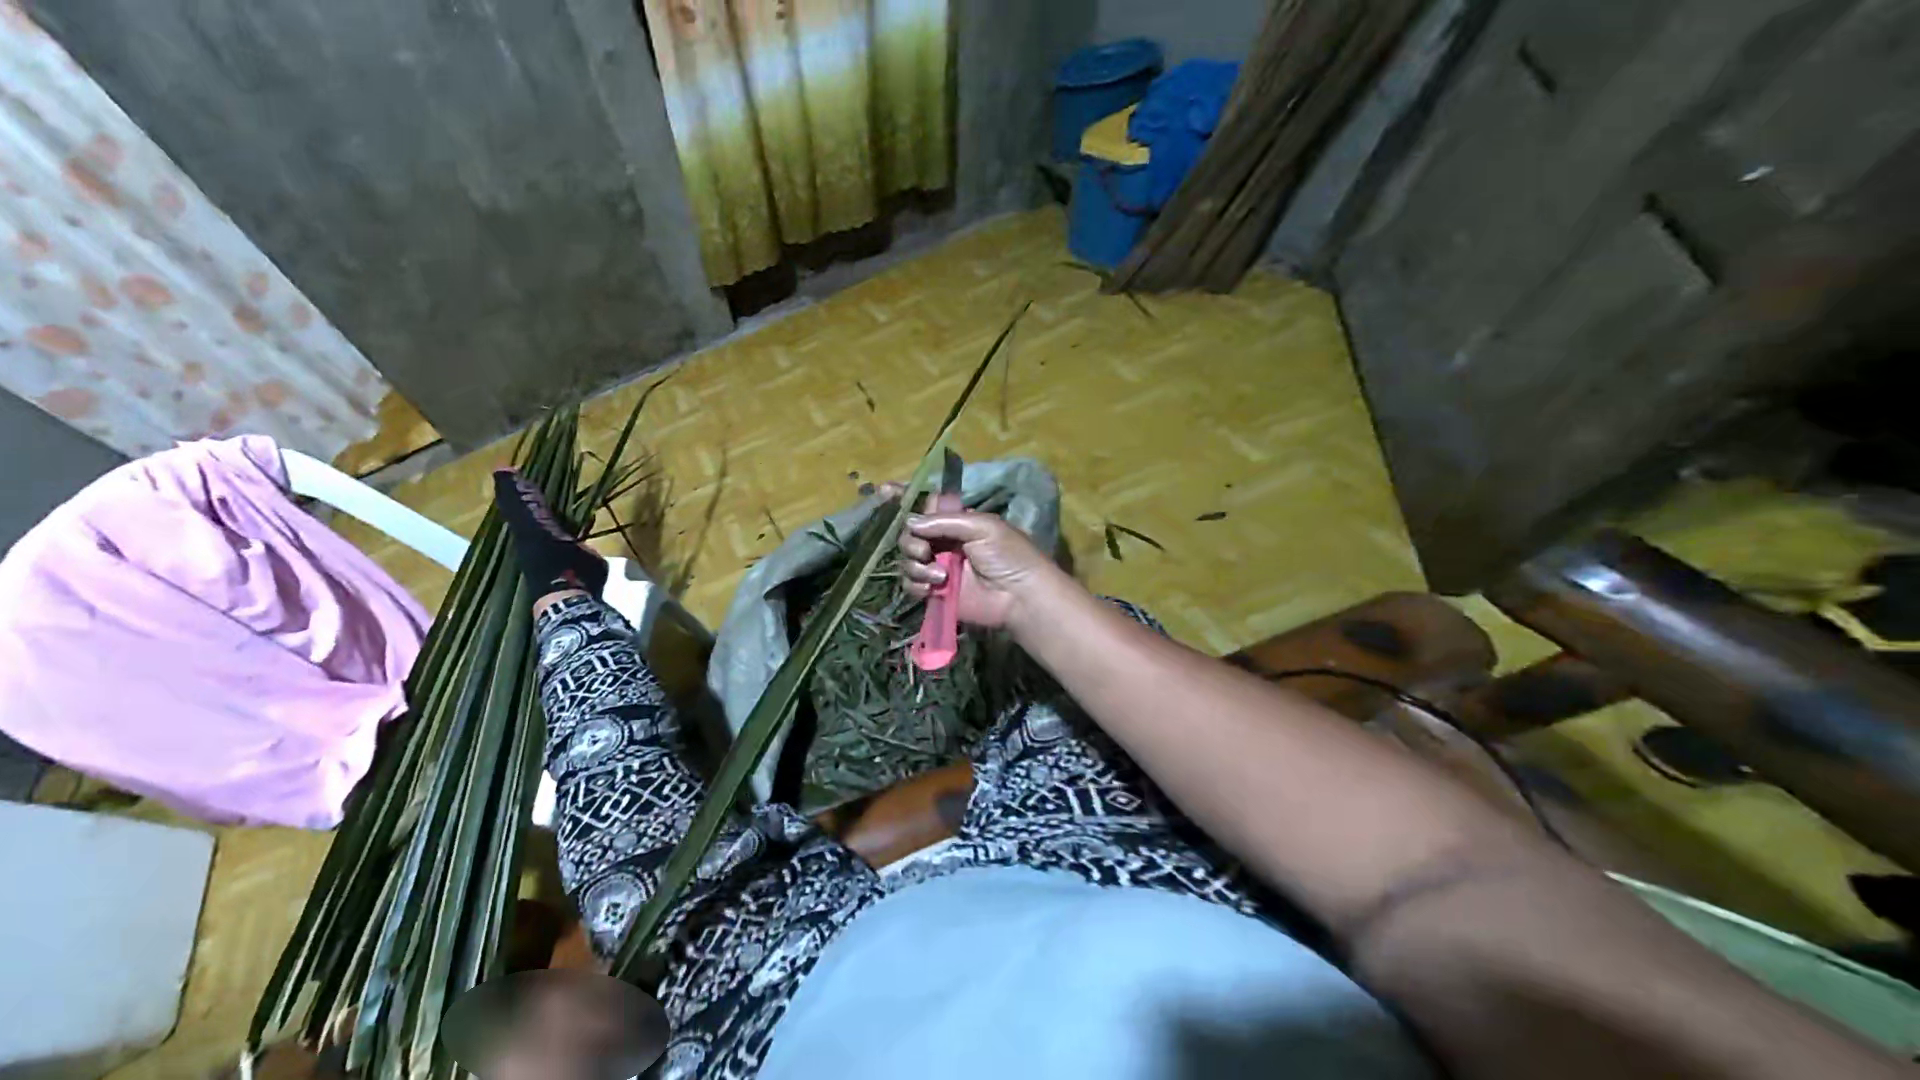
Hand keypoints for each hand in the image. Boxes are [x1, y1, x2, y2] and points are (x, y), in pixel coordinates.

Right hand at [896, 504, 1059, 629]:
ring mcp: (938, 567)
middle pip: (910, 534)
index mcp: (957, 521)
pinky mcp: (936, 593)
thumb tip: (910, 522)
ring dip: (916, 564)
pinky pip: (911, 584)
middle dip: (912, 541)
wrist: (1020, 596)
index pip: (926, 506)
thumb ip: (945, 521)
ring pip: (907, 559)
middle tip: (926, 550)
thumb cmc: (1009, 555)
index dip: (905, 498)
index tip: (884, 490)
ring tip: (939, 574)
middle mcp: (944, 542)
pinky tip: (934, 587)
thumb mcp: (982, 526)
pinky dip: (917, 584)